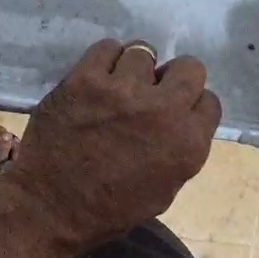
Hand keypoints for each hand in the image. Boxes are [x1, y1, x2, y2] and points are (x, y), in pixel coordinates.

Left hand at [4, 39, 222, 248]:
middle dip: (174, 78)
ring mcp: (123, 90)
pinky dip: (105, 60)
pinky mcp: (86, 79)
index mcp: (188, 143)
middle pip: (189, 68)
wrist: (50, 208)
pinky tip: (98, 79)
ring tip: (118, 87)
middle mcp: (163, 110)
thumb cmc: (109, 210)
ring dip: (134, 70)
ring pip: (144, 53)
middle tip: (153, 91)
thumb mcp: (165, 191)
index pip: (209, 101)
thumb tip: (182, 120)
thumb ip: (181, 150)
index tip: (175, 109)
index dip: (191, 104)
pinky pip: (107, 47)